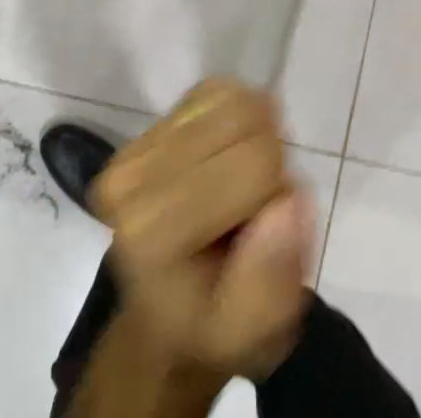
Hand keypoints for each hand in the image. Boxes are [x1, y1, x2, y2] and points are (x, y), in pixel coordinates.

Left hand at [94, 79, 313, 380]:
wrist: (168, 314)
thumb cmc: (215, 324)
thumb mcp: (253, 330)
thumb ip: (271, 276)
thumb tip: (289, 203)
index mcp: (157, 230)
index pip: (256, 164)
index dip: (280, 196)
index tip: (263, 233)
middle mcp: (131, 180)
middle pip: (244, 121)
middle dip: (267, 163)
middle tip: (252, 211)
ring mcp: (132, 150)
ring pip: (230, 100)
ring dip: (251, 138)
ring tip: (237, 186)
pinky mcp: (142, 132)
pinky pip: (212, 91)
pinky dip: (233, 119)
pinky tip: (224, 159)